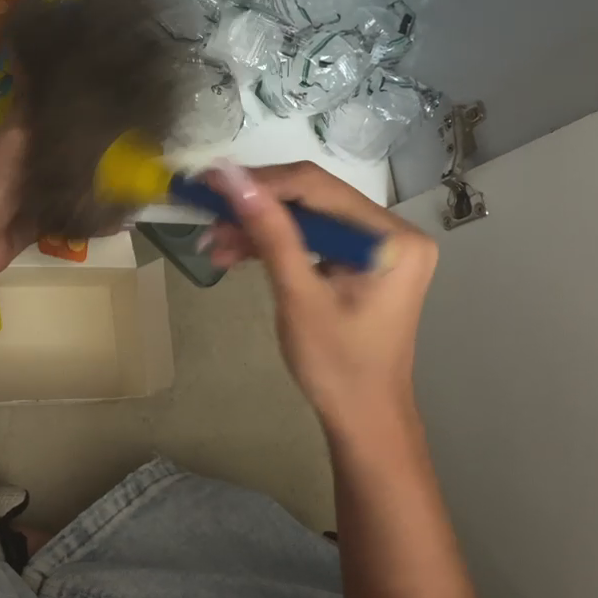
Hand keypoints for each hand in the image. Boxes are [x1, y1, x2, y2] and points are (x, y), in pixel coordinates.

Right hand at [203, 161, 438, 439]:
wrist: (362, 419)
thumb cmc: (337, 366)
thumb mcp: (298, 296)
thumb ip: (269, 232)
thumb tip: (231, 178)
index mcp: (392, 236)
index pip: (316, 187)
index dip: (259, 181)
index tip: (208, 183)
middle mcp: (391, 230)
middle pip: (309, 197)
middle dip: (253, 207)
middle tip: (205, 215)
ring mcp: (376, 244)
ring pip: (303, 215)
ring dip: (256, 227)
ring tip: (213, 243)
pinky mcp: (358, 258)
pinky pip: (309, 236)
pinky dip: (271, 243)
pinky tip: (233, 253)